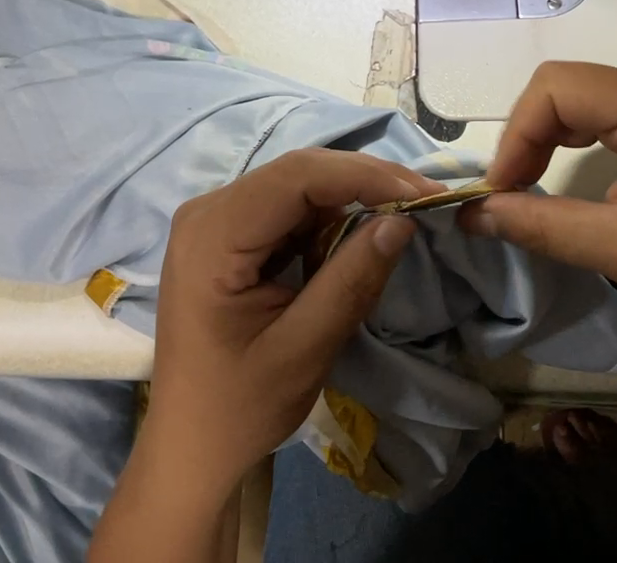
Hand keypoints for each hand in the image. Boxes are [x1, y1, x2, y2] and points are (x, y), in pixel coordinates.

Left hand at [141, 149, 436, 494]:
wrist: (190, 444)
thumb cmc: (239, 406)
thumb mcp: (304, 350)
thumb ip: (351, 281)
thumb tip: (401, 220)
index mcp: (212, 236)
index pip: (296, 177)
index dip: (364, 175)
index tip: (424, 195)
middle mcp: (207, 212)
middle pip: (297, 173)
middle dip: (365, 181)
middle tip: (426, 201)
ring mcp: (215, 220)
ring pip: (297, 186)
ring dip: (352, 199)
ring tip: (402, 217)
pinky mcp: (228, 234)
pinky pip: (288, 209)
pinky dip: (329, 219)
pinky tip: (360, 237)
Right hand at [459, 61, 616, 336]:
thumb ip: (540, 225)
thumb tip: (471, 215)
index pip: (556, 89)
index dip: (516, 135)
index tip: (499, 191)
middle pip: (564, 87)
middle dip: (526, 137)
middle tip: (507, 192)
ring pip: (578, 96)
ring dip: (543, 137)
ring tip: (524, 185)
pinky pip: (601, 110)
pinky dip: (569, 138)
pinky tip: (556, 170)